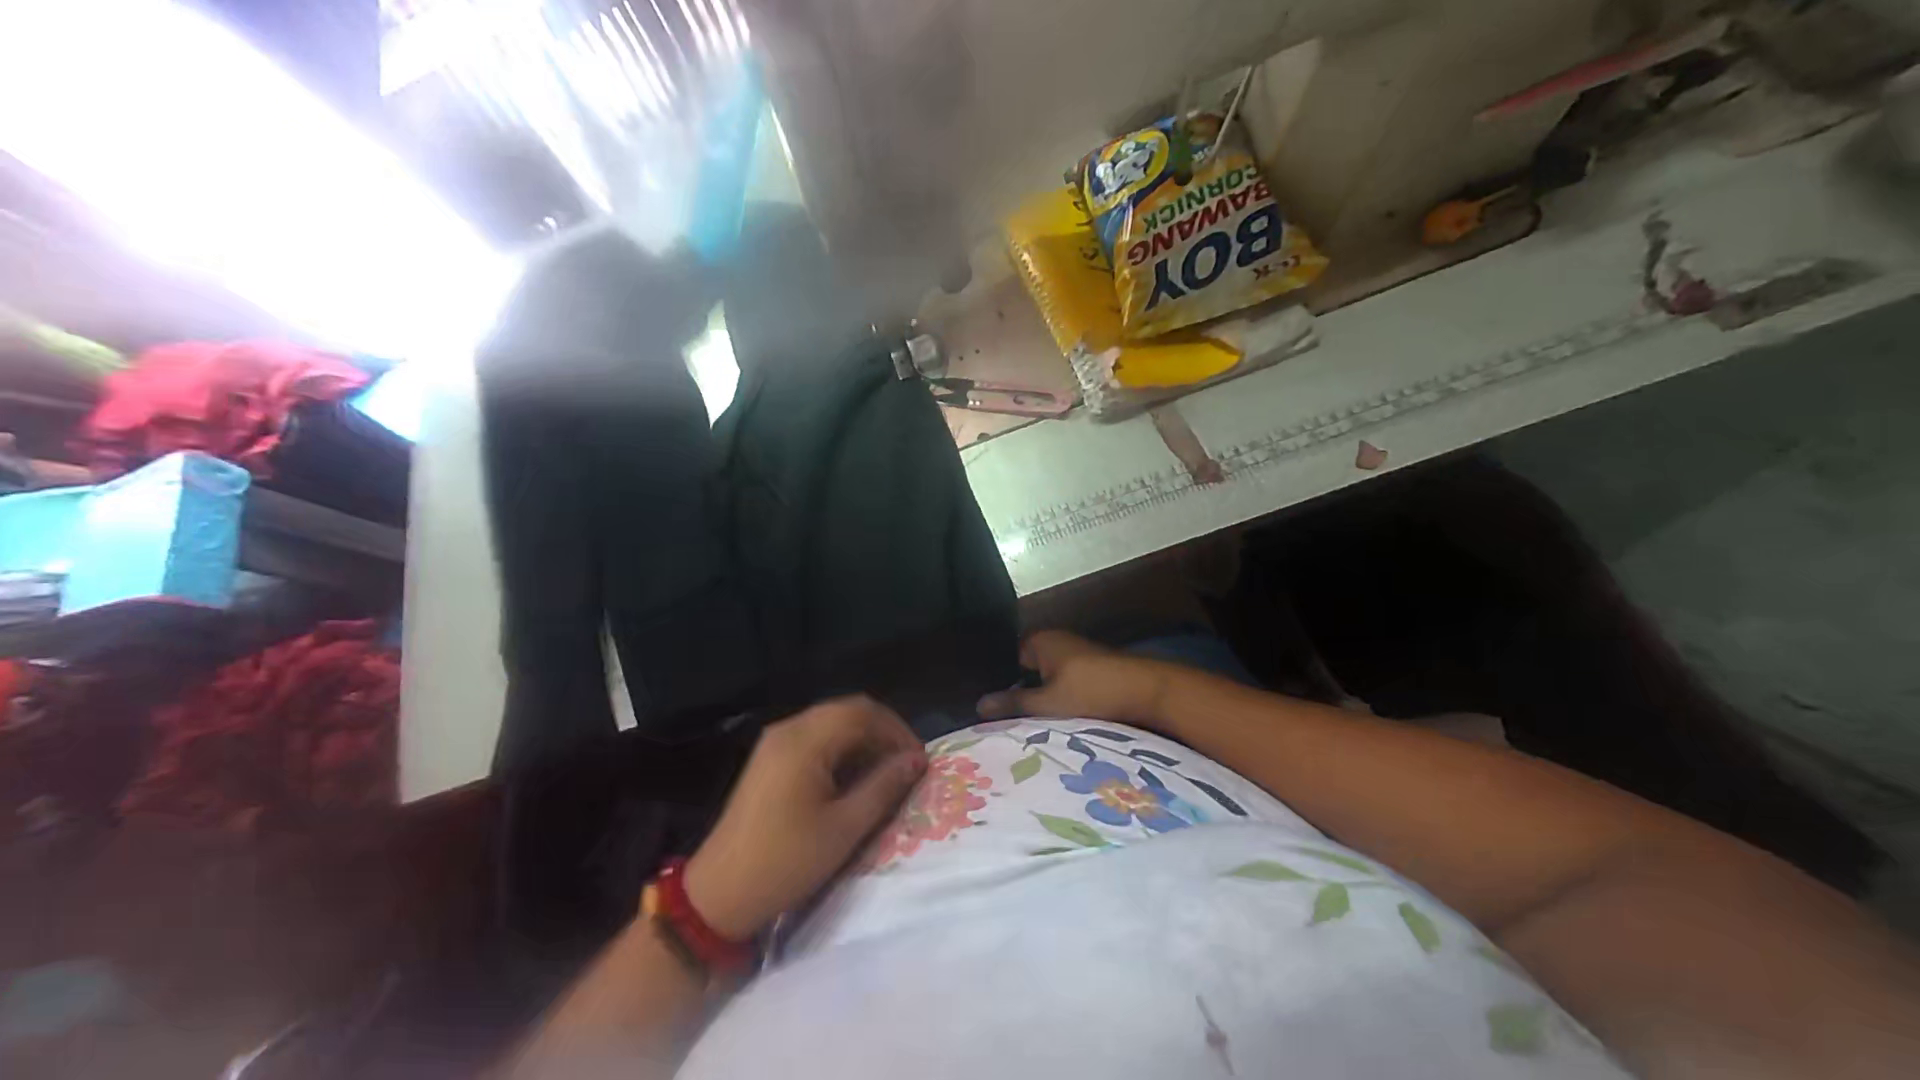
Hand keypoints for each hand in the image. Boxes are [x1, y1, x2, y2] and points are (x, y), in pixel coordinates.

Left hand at [684, 696, 925, 939]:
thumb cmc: (786, 861)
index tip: (919, 761)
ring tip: (886, 774)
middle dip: (882, 732)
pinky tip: (853, 778)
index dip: (897, 730)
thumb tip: (917, 760)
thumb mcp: (844, 827)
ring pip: (831, 723)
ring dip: (863, 740)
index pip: (863, 712)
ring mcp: (774, 743)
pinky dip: (841, 749)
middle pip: (847, 711)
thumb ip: (884, 786)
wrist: (719, 894)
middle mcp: (788, 729)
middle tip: (907, 765)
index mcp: (804, 740)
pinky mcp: (769, 760)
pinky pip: (814, 738)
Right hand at [976, 630, 1180, 728]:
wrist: (1149, 692)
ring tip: (1020, 724)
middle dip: (1015, 693)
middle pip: (1023, 670)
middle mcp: (1055, 641)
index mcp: (1040, 640)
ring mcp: (1074, 655)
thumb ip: (1012, 704)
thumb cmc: (1093, 692)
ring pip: (1044, 680)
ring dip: (1038, 699)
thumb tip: (977, 705)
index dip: (994, 682)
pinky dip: (1057, 700)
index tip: (982, 707)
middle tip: (997, 721)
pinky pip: (1062, 685)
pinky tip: (1050, 721)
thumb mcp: (1048, 704)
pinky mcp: (1090, 671)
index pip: (1004, 658)